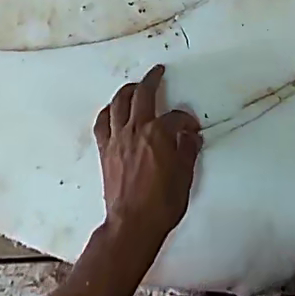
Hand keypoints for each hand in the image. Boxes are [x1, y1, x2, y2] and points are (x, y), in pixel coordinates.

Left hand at [93, 65, 201, 252]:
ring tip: (135, 86)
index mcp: (159, 134)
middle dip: (152, 80)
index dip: (186, 120)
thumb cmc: (161, 204)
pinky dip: (108, 112)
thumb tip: (191, 138)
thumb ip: (188, 151)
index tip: (191, 129)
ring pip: (119, 103)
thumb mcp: (185, 176)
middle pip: (143, 95)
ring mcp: (117, 139)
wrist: (132, 223)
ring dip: (128, 90)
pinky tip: (113, 111)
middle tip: (157, 72)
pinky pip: (103, 123)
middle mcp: (136, 130)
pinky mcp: (105, 150)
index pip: (176, 117)